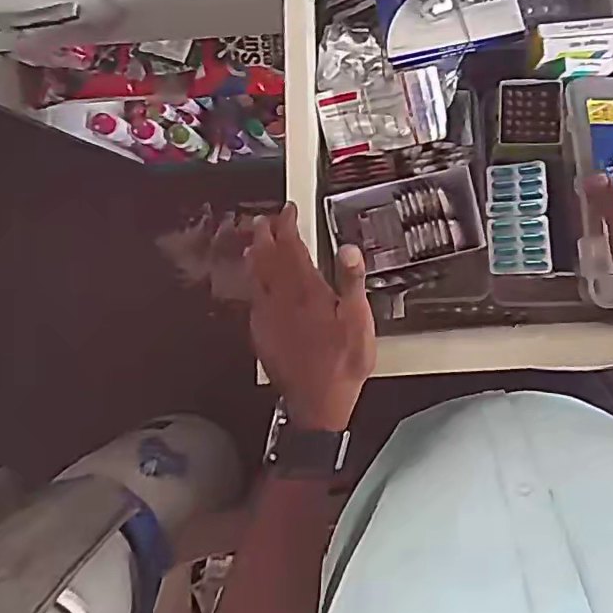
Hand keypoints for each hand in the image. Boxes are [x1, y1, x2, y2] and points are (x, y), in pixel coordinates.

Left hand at [248, 203, 375, 431]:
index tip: (288, 211)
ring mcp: (268, 317)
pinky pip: (253, 299)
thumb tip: (349, 250)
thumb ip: (352, 283)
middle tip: (265, 220)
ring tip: (255, 243)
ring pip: (255, 277)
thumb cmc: (342, 361)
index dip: (287, 226)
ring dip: (255, 255)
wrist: (317, 401)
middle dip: (265, 235)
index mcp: (306, 291)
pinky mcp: (262, 334)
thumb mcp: (359, 321)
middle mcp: (282, 300)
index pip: (291, 249)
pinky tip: (257, 285)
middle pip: (267, 259)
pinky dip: (254, 282)